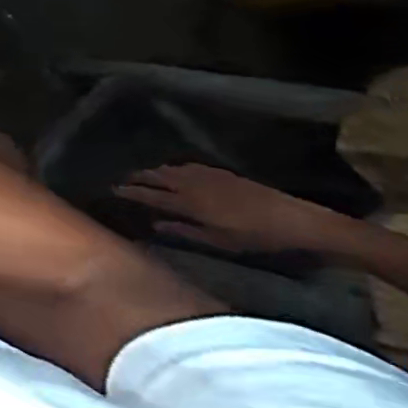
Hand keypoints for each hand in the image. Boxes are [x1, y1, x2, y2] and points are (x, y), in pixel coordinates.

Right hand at [115, 164, 356, 254]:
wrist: (292, 218)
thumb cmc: (256, 237)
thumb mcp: (219, 242)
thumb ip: (185, 232)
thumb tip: (156, 224)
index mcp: (189, 203)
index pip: (152, 195)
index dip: (132, 192)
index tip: (114, 189)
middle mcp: (191, 184)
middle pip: (156, 177)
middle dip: (138, 178)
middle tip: (123, 180)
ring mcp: (205, 175)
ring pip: (170, 169)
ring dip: (153, 171)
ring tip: (143, 174)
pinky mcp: (218, 171)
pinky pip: (186, 165)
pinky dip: (173, 167)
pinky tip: (174, 170)